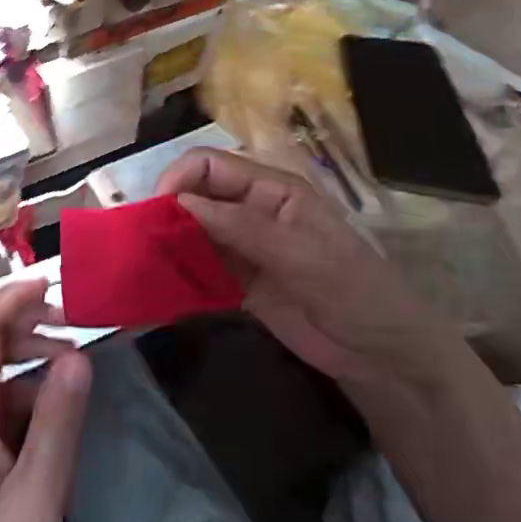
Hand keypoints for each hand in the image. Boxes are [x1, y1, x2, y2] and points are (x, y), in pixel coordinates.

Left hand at [0, 280, 92, 521]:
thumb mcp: (35, 500)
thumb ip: (57, 425)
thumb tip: (80, 355)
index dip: (11, 298)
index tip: (51, 280)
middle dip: (27, 325)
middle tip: (75, 325)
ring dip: (28, 360)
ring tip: (72, 367)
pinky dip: (22, 394)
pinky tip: (52, 412)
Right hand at [157, 148, 456, 389]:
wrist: (382, 355)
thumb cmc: (353, 290)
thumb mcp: (301, 253)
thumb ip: (241, 226)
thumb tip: (180, 202)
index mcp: (271, 189)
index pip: (212, 166)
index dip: (180, 179)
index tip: (155, 209)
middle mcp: (251, 211)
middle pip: (196, 197)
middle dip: (166, 211)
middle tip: (139, 240)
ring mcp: (243, 249)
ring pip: (192, 234)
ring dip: (167, 244)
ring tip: (139, 264)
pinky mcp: (239, 284)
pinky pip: (199, 270)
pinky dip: (177, 276)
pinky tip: (157, 288)